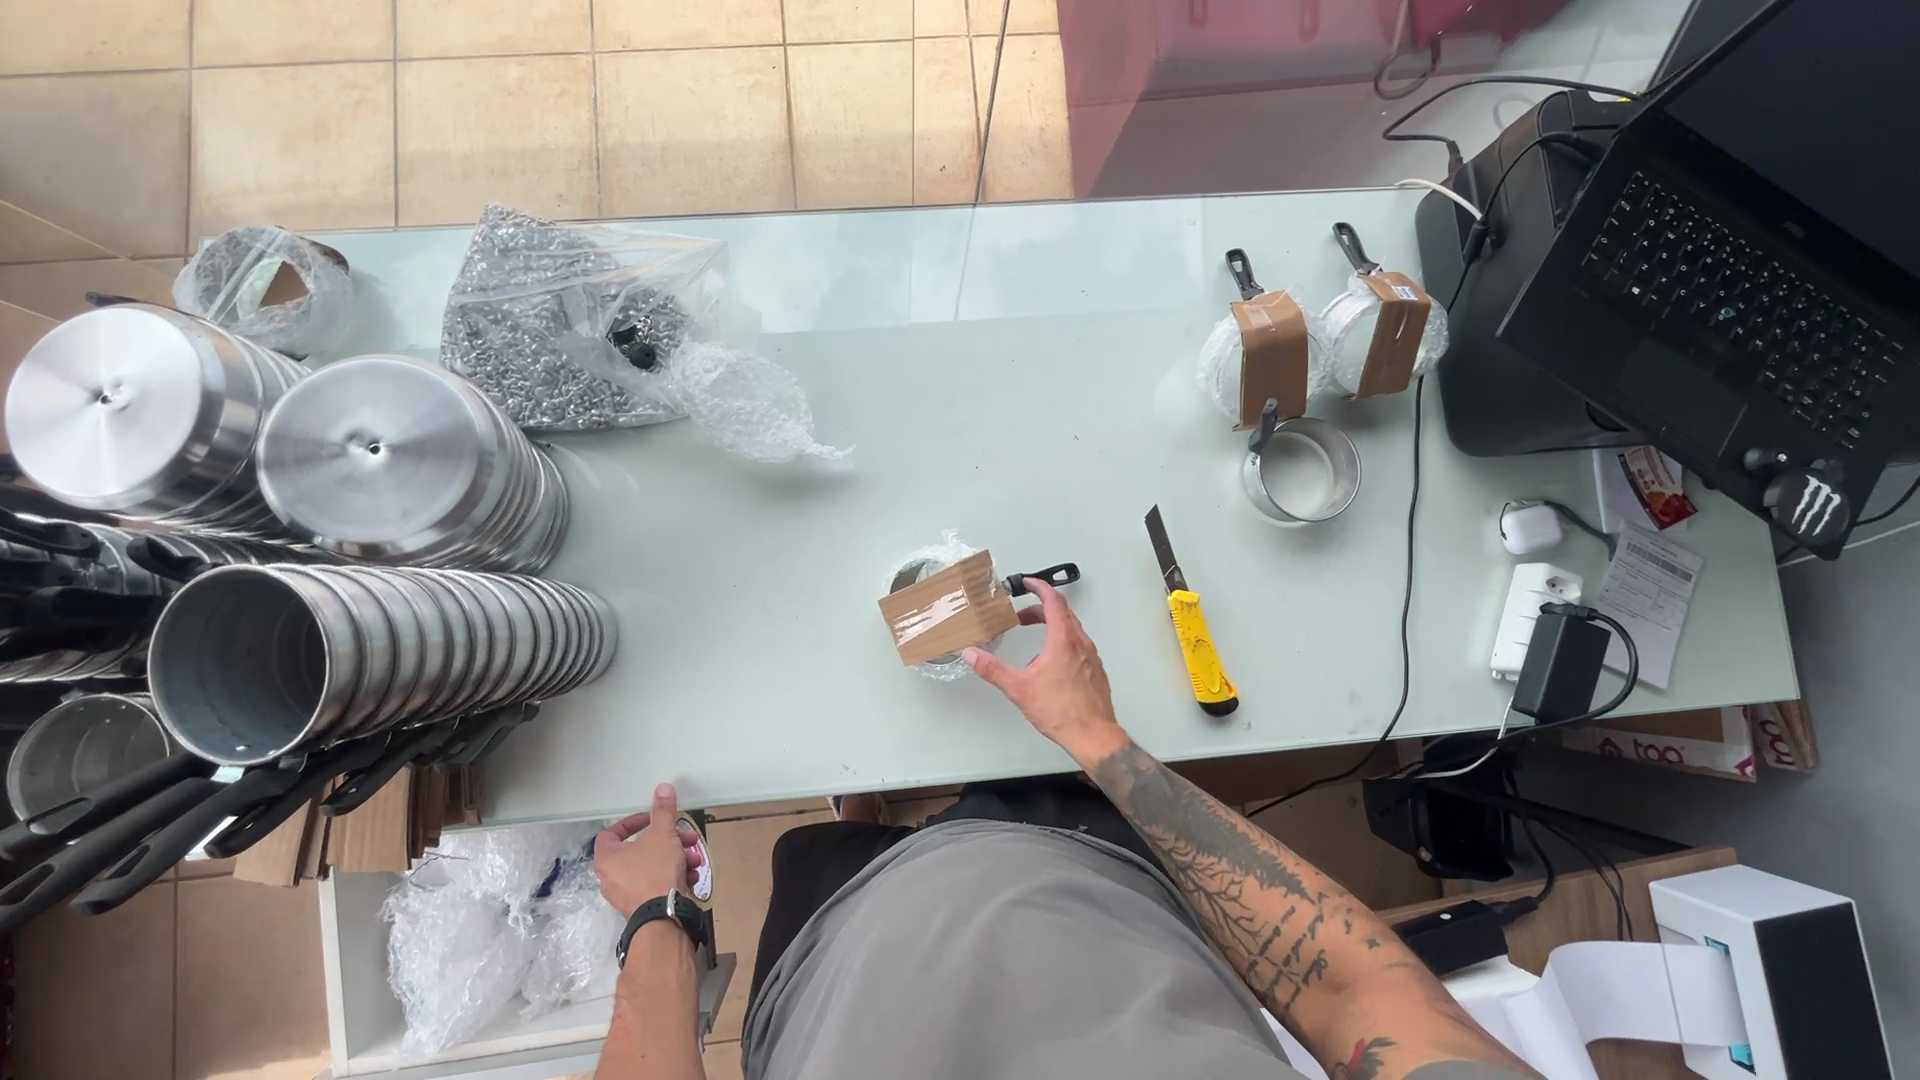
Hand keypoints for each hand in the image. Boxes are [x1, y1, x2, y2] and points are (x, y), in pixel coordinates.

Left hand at [594, 783, 704, 917]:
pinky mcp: (640, 907)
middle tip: (685, 838)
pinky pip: (656, 883)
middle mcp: (610, 876)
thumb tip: (663, 788)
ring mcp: (624, 894)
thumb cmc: (655, 870)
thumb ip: (663, 811)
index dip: (633, 822)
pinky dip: (672, 876)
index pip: (611, 833)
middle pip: (640, 849)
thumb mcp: (663, 834)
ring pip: (652, 866)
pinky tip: (690, 876)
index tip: (654, 819)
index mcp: (607, 857)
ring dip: (675, 858)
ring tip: (693, 859)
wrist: (663, 916)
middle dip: (668, 841)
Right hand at [964, 580, 1129, 764]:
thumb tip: (973, 654)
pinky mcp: (1095, 669)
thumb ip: (993, 669)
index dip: (1039, 587)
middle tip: (1022, 615)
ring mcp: (1091, 656)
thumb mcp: (1019, 688)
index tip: (1028, 583)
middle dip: (1040, 608)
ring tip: (1034, 639)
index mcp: (1063, 640)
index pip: (1053, 601)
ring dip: (1052, 626)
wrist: (1093, 735)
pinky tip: (1050, 664)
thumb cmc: (1061, 712)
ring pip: (1072, 629)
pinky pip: (1078, 645)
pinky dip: (1062, 642)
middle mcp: (1081, 643)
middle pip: (1063, 612)